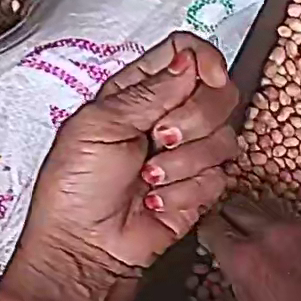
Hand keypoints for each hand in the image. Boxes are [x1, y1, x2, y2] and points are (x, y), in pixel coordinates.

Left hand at [0, 33, 241, 300]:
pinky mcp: (204, 187)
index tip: (207, 77)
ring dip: (184, 164)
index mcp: (138, 92)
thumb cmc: (77, 188)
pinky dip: (187, 192)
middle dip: (194, 120)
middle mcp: (170, 117)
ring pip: (224, 140)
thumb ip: (148, 92)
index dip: (205, 61)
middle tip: (159, 139)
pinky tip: (159, 200)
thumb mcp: (98, 125)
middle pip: (219, 95)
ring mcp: (191, 153)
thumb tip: (189, 63)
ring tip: (149, 180)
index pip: (187, 55)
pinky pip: (219, 178)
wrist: (89, 244)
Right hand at [198, 196, 300, 300]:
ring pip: (265, 206)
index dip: (211, 232)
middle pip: (236, 207)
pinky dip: (291, 227)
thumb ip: (236, 276)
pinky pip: (296, 216)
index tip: (213, 235)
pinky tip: (295, 245)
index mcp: (243, 258)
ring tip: (265, 237)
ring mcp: (296, 225)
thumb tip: (228, 259)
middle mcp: (267, 234)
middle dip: (232, 218)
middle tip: (235, 231)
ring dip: (261, 218)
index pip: (212, 227)